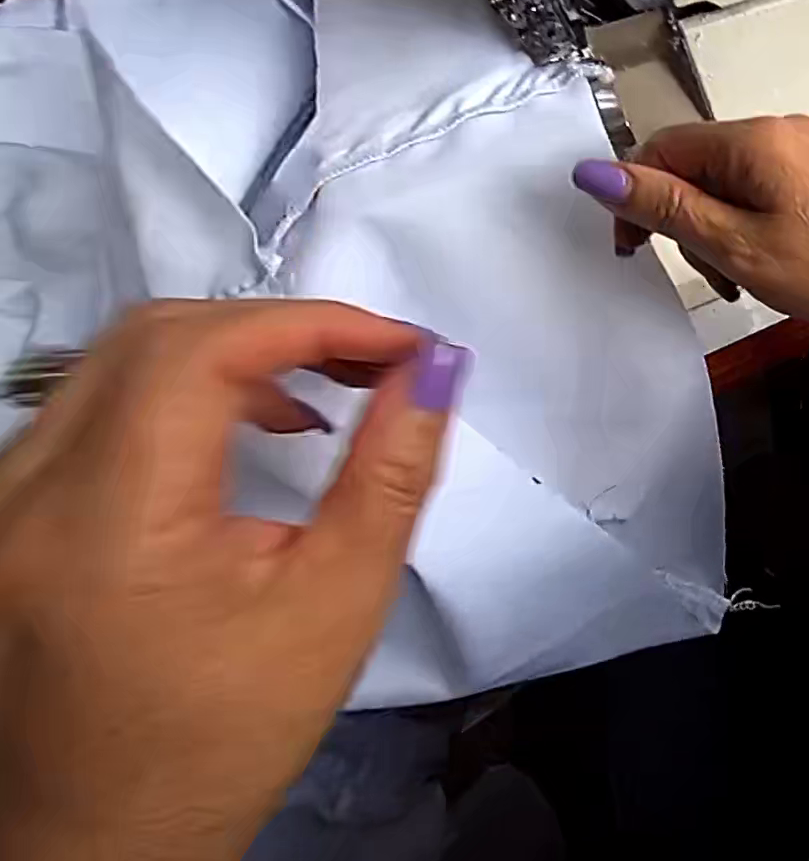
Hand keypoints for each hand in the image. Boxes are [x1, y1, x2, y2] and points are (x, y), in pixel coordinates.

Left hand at [0, 301, 470, 859]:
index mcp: (105, 521)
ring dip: (257, 348)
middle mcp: (17, 496)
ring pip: (127, 360)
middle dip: (296, 326)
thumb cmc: (244, 712)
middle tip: (390, 359)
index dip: (322, 325)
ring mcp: (0, 504)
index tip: (411, 347)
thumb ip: (394, 465)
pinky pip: (112, 401)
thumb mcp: (349, 583)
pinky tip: (276, 417)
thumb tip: (437, 371)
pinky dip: (211, 381)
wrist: (110, 825)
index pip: (202, 353)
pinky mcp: (14, 514)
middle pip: (156, 337)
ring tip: (351, 379)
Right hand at [572, 116, 808, 364]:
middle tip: (713, 273)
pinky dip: (752, 228)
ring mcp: (807, 153)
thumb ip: (665, 207)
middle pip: (700, 166)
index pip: (665, 148)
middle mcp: (782, 131)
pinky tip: (766, 264)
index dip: (637, 196)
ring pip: (731, 185)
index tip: (633, 247)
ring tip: (744, 278)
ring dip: (721, 232)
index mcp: (757, 138)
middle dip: (691, 222)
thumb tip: (593, 173)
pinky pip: (765, 193)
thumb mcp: (736, 246)